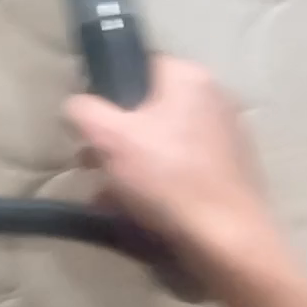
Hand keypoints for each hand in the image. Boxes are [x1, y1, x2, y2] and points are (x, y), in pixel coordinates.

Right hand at [64, 56, 300, 299]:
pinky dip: (155, 181)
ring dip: (129, 163)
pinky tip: (136, 208)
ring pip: (160, 140)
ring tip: (108, 193)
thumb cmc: (167, 178)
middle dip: (114, 135)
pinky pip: (179, 166)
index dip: (105, 91)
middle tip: (91, 161)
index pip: (136, 65)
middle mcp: (214, 98)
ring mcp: (226, 136)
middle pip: (146, 107)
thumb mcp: (107, 138)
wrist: (228, 241)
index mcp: (189, 77)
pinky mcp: (230, 171)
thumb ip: (82, 110)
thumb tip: (76, 106)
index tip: (88, 122)